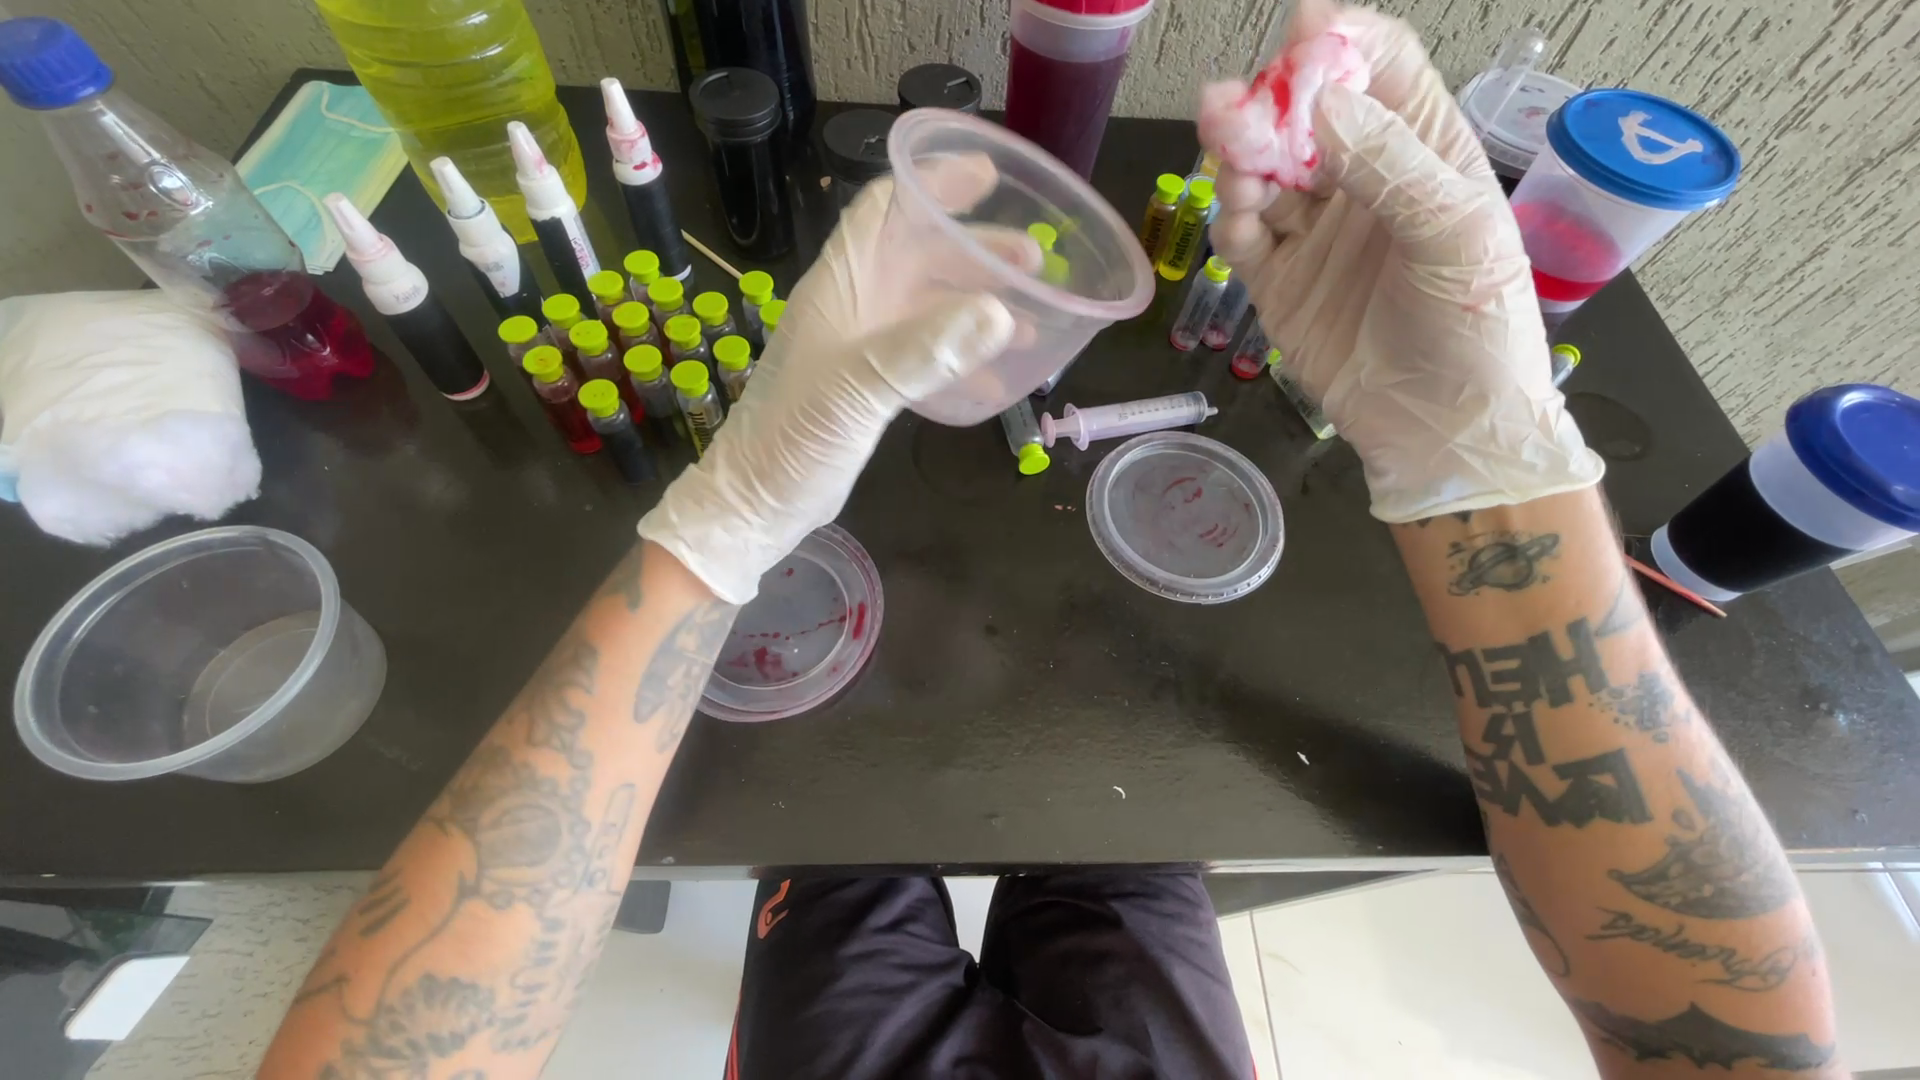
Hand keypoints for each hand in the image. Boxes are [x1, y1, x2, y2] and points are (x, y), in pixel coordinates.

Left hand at [637, 173, 1014, 604]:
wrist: (757, 503)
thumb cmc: (792, 438)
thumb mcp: (858, 388)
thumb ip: (924, 349)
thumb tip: (999, 311)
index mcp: (840, 286)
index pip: (885, 209)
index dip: (934, 184)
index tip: (990, 179)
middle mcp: (853, 306)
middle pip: (920, 256)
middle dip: (976, 251)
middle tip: (1035, 261)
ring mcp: (862, 347)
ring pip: (928, 307)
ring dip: (976, 305)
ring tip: (1029, 317)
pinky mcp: (870, 387)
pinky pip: (926, 356)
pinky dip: (962, 358)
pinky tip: (995, 376)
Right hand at [1203, 0, 1602, 522]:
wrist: (1437, 426)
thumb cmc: (1472, 327)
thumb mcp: (1455, 236)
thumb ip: (1392, 166)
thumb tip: (1322, 103)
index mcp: (1425, 155)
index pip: (1382, 74)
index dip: (1343, 43)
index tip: (1301, 31)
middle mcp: (1364, 185)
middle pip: (1306, 122)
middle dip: (1268, 109)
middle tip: (1225, 110)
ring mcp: (1316, 235)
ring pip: (1265, 177)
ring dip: (1240, 166)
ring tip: (1228, 171)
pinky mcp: (1278, 282)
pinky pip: (1245, 239)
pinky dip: (1232, 224)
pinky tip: (1236, 225)